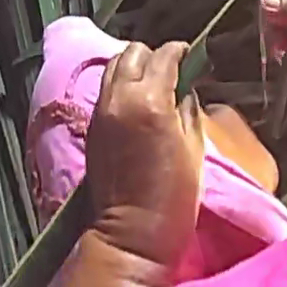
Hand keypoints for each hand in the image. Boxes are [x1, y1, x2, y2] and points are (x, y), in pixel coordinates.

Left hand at [86, 41, 203, 269]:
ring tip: (150, 78)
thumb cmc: (171, 201)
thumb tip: (186, 90)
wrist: (129, 236)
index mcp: (151, 100)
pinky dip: (120, 80)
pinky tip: (134, 96)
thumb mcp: (194, 152)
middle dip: (153, 54)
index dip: (179, 50)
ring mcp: (102, 106)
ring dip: (133, 64)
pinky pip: (106, 85)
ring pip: (115, 63)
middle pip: (134, 52)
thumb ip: (188, 111)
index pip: (163, 56)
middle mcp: (122, 95)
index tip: (189, 52)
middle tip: (170, 69)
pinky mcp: (92, 120)